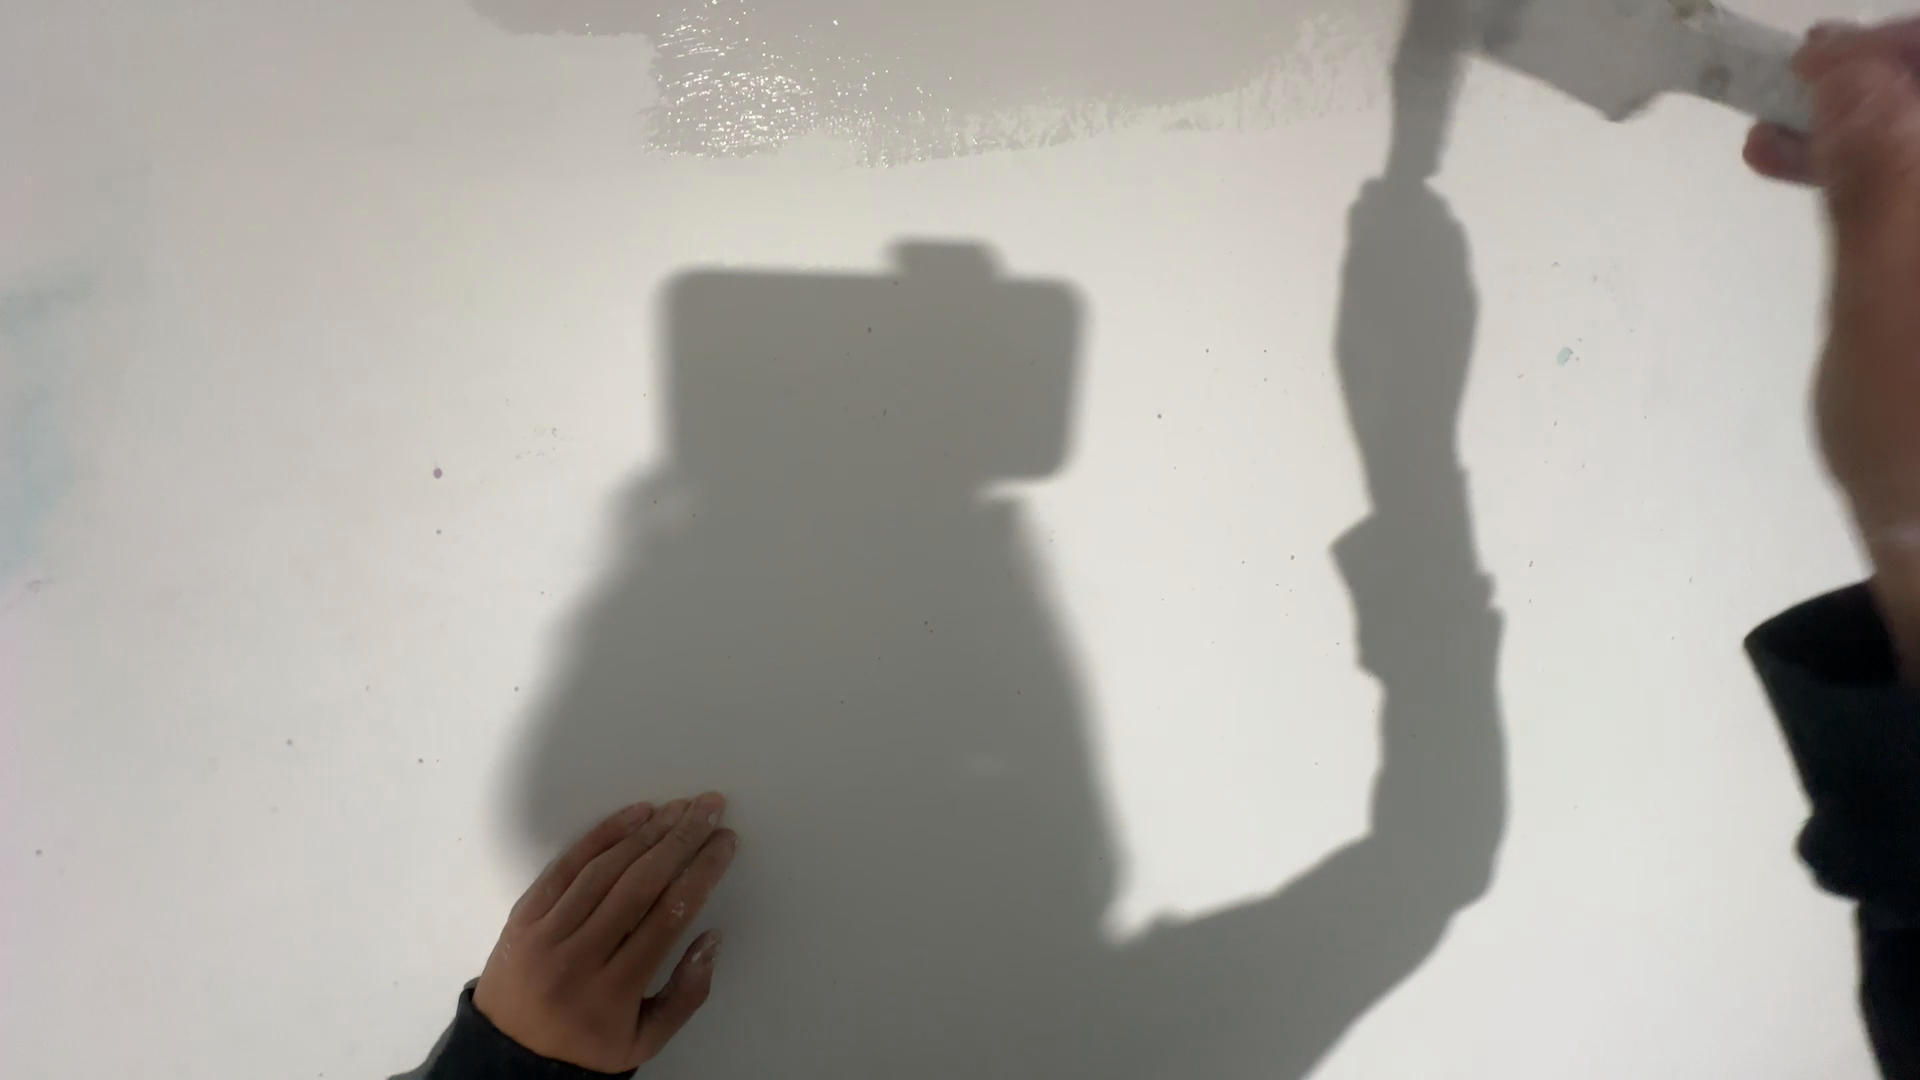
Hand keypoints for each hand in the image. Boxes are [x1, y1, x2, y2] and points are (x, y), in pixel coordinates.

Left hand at [474, 794, 737, 1072]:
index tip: (726, 841)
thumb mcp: (644, 1041)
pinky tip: (636, 813)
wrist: (499, 1064)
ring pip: (605, 868)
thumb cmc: (584, 1048)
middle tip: (711, 807)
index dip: (702, 871)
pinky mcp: (522, 917)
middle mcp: (577, 958)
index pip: (668, 916)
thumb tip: (713, 937)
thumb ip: (687, 994)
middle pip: (639, 884)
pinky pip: (566, 865)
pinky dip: (603, 833)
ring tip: (682, 806)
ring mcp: (545, 934)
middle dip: (682, 838)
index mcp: (611, 992)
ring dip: (649, 830)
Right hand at [1745, 19, 1919, 674]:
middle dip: (1895, 80)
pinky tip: (1818, 172)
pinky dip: (1879, 171)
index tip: (1819, 58)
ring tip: (1783, 135)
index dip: (1913, 48)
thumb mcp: (1886, 296)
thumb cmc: (1916, 416)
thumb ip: (1880, 176)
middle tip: (1795, 93)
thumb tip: (1849, 62)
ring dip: (1878, 124)